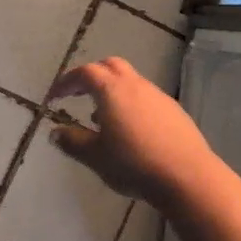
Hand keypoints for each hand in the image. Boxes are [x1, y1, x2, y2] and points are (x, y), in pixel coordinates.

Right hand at [46, 56, 225, 210]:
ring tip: (101, 117)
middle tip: (78, 94)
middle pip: (111, 66)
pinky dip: (130, 103)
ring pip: (130, 81)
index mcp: (113, 90)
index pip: (85, 73)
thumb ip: (73, 142)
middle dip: (92, 76)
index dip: (67, 81)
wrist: (186, 175)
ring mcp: (158, 96)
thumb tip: (55, 132)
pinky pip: (146, 97)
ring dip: (112, 91)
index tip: (54, 97)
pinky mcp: (174, 110)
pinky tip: (130, 130)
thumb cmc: (133, 163)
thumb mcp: (96, 156)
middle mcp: (136, 85)